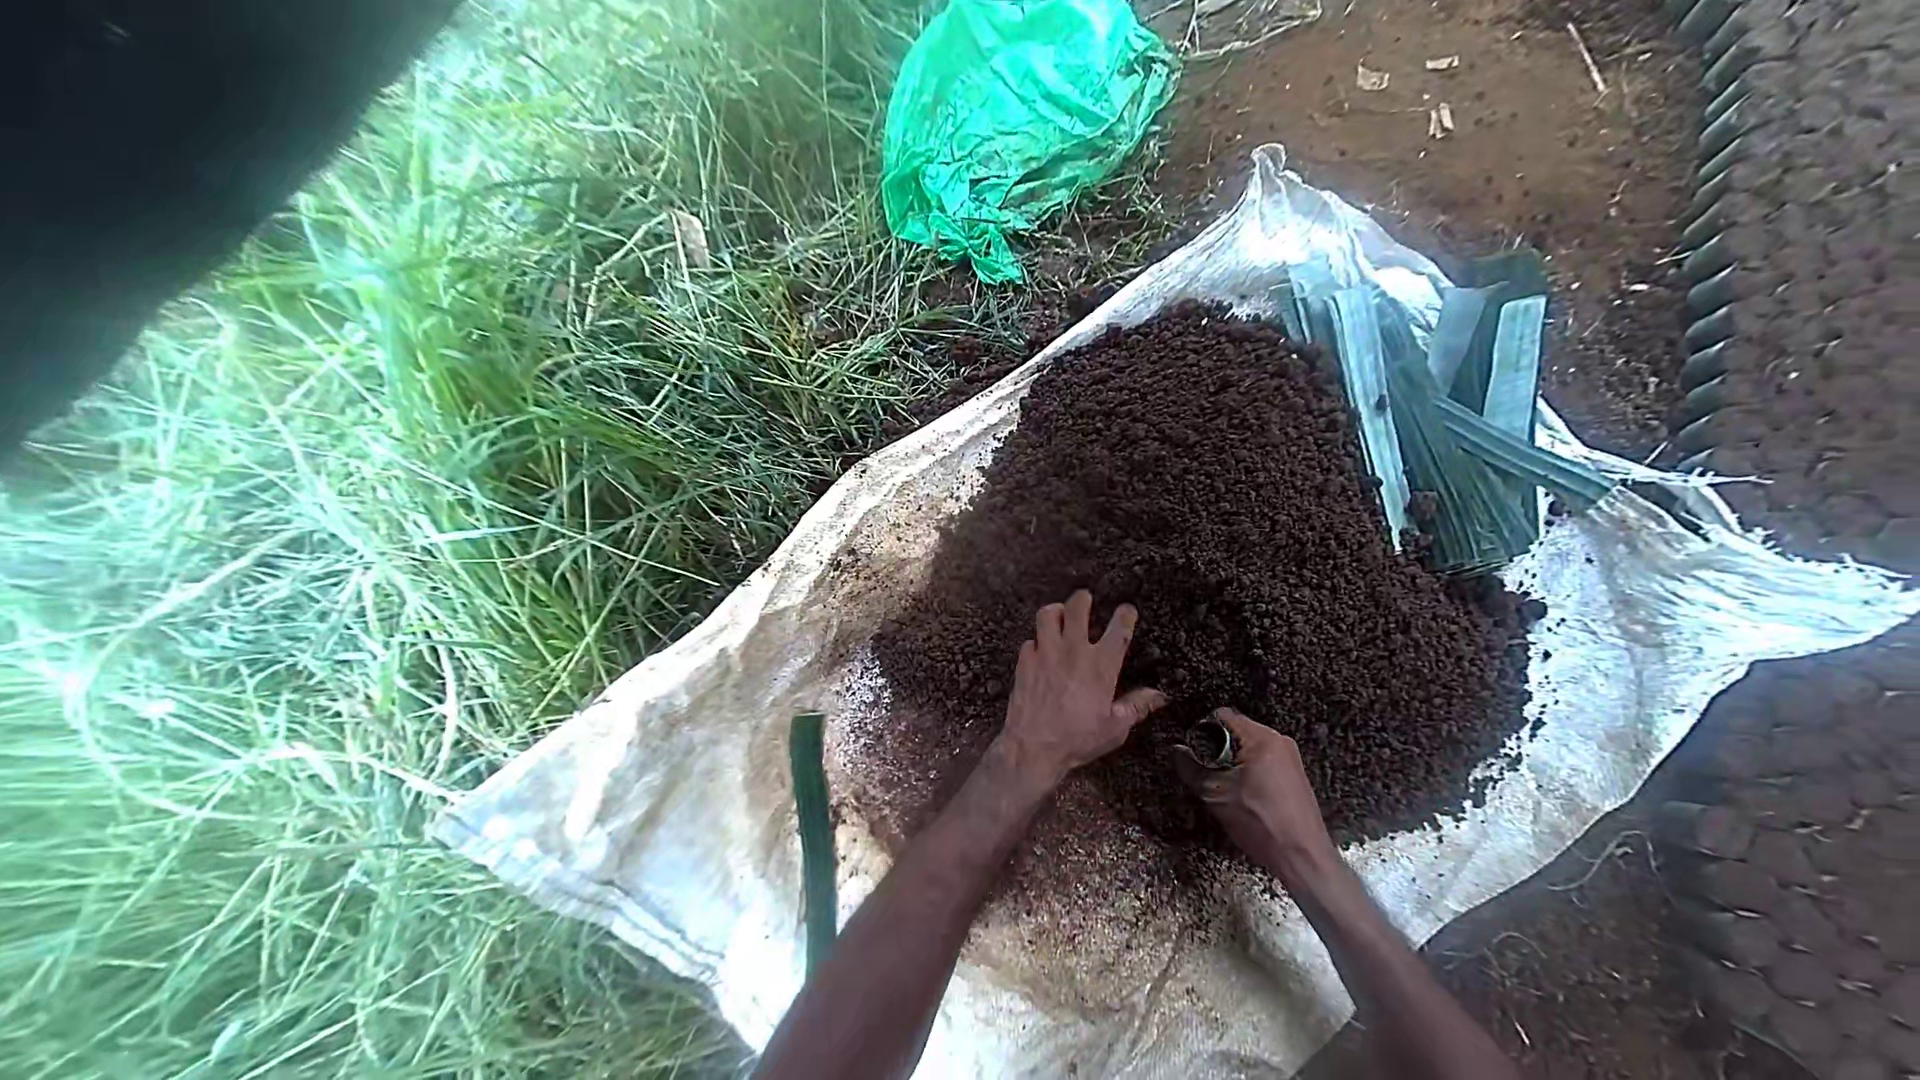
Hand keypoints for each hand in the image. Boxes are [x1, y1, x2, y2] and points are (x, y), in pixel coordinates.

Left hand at [997, 590, 1165, 785]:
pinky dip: (1035, 641)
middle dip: (1083, 598)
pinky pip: (1029, 640)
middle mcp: (1073, 652)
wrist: (1034, 747)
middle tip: (1085, 599)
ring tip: (1059, 614)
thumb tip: (1158, 696)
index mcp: (1101, 666)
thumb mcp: (1115, 728)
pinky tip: (1039, 648)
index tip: (1126, 611)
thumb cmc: (1076, 739)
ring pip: (1047, 614)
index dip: (1125, 615)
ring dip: (1055, 611)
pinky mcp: (1025, 661)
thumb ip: (1137, 706)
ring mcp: (1046, 653)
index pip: (1119, 629)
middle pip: (1077, 607)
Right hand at [1173, 708, 1338, 881]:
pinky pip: (1262, 760)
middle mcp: (1279, 741)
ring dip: (1232, 761)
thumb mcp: (1215, 795)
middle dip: (1217, 748)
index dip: (1201, 729)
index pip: (1222, 715)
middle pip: (1235, 730)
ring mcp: (1290, 758)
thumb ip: (1190, 768)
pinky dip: (1248, 770)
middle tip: (1208, 771)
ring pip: (1248, 747)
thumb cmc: (1265, 826)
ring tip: (1225, 786)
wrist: (1303, 858)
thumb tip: (1177, 751)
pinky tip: (1242, 794)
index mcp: (1262, 739)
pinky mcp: (1293, 773)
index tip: (1194, 750)